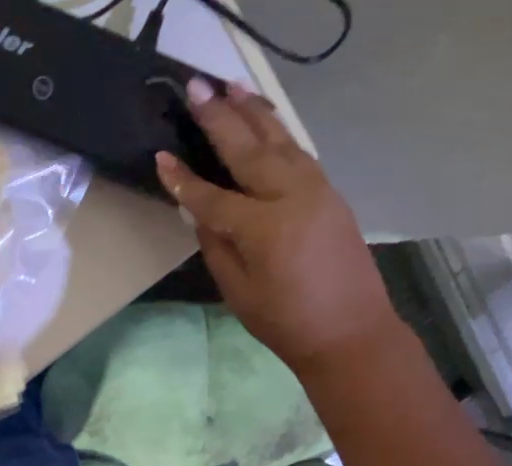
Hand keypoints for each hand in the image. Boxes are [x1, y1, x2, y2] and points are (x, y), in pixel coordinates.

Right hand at [156, 82, 404, 372]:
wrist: (350, 332)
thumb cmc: (285, 322)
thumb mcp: (238, 291)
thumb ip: (217, 247)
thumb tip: (202, 213)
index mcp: (265, 229)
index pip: (213, 197)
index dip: (184, 180)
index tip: (161, 157)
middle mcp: (293, 197)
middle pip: (249, 149)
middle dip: (220, 119)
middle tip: (196, 89)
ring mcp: (317, 190)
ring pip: (280, 141)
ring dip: (253, 112)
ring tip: (229, 88)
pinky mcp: (330, 193)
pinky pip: (298, 153)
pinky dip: (277, 133)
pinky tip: (263, 121)